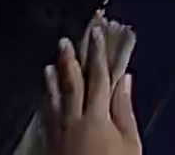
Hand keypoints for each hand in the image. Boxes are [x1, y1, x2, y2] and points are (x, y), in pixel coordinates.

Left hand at [44, 21, 138, 154]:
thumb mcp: (130, 146)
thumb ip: (124, 110)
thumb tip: (123, 79)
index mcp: (97, 117)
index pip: (98, 76)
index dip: (98, 52)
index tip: (97, 31)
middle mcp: (74, 122)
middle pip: (71, 84)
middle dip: (70, 60)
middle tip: (65, 40)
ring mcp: (59, 137)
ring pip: (54, 101)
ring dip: (52, 80)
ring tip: (50, 65)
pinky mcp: (50, 151)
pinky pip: (46, 120)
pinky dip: (45, 104)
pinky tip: (44, 99)